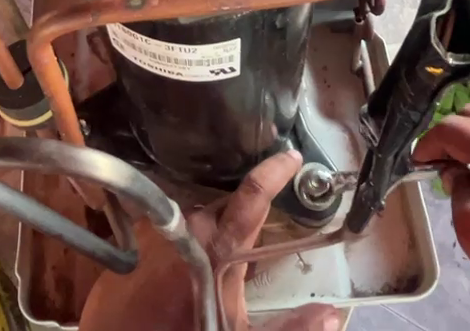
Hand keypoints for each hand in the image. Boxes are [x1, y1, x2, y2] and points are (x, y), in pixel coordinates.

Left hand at [80, 149, 340, 330]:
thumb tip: (332, 314)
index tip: (291, 155)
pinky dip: (185, 235)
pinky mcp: (137, 236)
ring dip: (211, 228)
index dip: (274, 171)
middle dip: (241, 216)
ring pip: (197, 214)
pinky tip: (184, 262)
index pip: (252, 196)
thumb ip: (288, 329)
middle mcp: (187, 228)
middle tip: (253, 238)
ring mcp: (159, 228)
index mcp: (217, 249)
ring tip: (216, 258)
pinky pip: (171, 224)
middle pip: (223, 206)